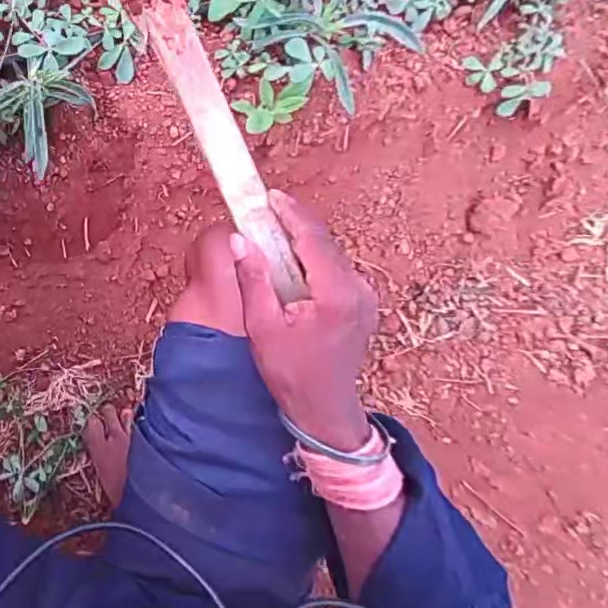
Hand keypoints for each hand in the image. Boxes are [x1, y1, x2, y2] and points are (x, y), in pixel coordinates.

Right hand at [229, 190, 378, 451]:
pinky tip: (290, 265)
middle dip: (293, 226)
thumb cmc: (292, 375)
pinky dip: (311, 261)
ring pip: (330, 256)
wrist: (325, 410)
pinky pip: (335, 271)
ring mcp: (366, 298)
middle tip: (263, 213)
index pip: (313, 240)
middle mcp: (359, 291)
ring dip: (301, 244)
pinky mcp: (363, 304)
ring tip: (271, 237)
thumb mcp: (263, 328)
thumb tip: (241, 242)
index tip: (270, 197)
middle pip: (324, 244)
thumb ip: (254, 281)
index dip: (291, 214)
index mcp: (336, 295)